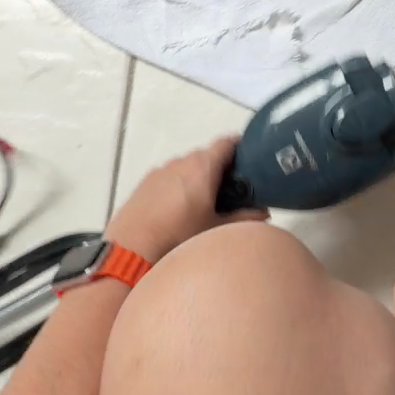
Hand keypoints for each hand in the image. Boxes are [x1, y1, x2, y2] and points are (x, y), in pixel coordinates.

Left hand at [107, 136, 266, 260]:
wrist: (130, 251)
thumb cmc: (180, 236)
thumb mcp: (217, 229)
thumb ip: (244, 218)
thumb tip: (264, 212)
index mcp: (202, 166)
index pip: (228, 143)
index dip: (243, 147)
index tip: (254, 160)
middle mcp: (180, 161)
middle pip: (208, 155)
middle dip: (223, 169)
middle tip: (235, 190)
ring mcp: (159, 171)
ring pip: (187, 167)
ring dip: (200, 178)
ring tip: (208, 202)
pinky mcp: (144, 184)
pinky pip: (170, 178)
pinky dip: (181, 186)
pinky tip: (181, 210)